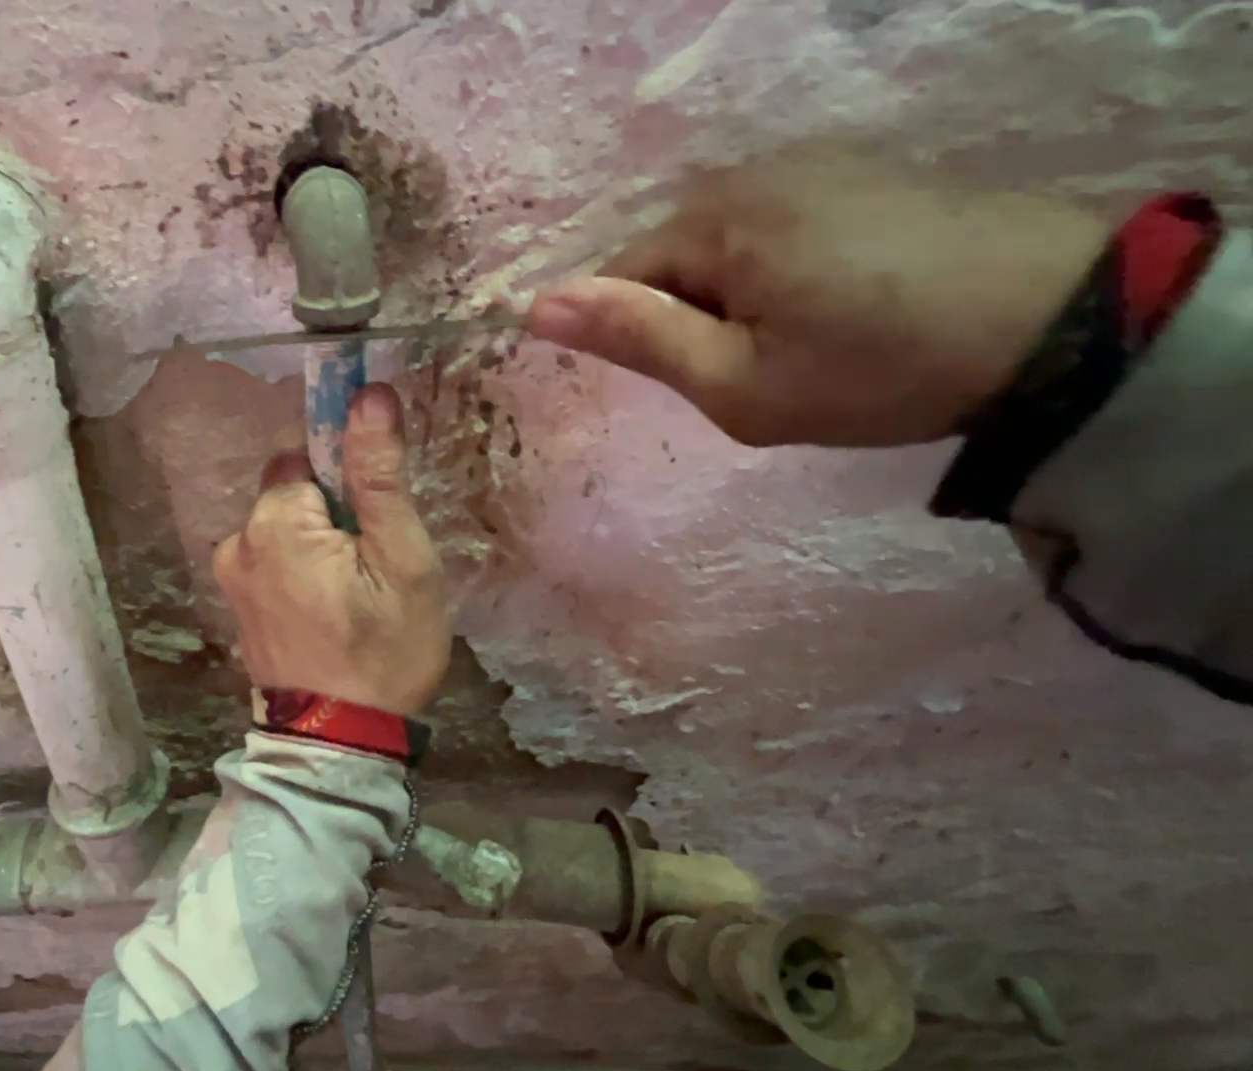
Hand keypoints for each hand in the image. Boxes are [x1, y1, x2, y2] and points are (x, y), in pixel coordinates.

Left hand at [213, 384, 449, 715]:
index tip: (375, 501)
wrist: (339, 744)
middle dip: (333, 506)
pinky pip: (273, 558)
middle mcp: (237, 539)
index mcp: (274, 520)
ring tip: (357, 587)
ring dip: (319, 538)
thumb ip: (379, 476)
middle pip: (292, 487)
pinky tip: (331, 605)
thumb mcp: (400, 561)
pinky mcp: (237, 604)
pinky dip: (302, 566)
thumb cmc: (382, 651)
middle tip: (375, 556)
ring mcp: (231, 576)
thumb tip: (369, 394)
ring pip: (284, 524)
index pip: (305, 449)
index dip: (345, 464)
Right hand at [525, 150, 1108, 446]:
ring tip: (804, 342)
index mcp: (710, 223)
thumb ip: (635, 339)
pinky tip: (837, 306)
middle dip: (691, 320)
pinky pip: (771, 233)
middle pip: (669, 263)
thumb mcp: (736, 380)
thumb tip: (535, 307)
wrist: (1058, 323)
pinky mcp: (853, 175)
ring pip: (720, 251)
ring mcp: (808, 167)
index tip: (702, 379)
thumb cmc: (873, 367)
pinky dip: (779, 276)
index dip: (642, 341)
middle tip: (759, 371)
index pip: (618, 281)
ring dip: (735, 301)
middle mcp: (747, 175)